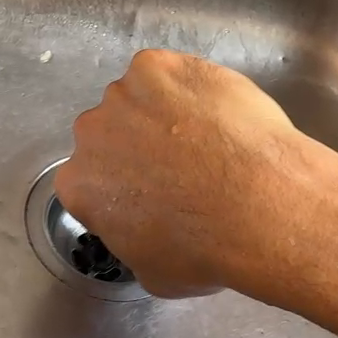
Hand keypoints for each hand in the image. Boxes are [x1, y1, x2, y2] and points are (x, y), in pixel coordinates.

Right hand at [55, 49, 337, 298]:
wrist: (258, 203)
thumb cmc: (207, 249)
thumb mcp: (154, 272)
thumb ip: (130, 238)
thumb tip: (145, 224)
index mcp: (79, 184)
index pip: (88, 180)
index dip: (120, 185)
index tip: (149, 193)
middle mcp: (90, 132)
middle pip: (109, 132)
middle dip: (136, 144)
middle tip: (182, 165)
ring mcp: (122, 92)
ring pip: (139, 98)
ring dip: (163, 112)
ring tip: (209, 136)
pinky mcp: (156, 65)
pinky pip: (168, 73)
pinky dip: (188, 86)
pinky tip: (216, 110)